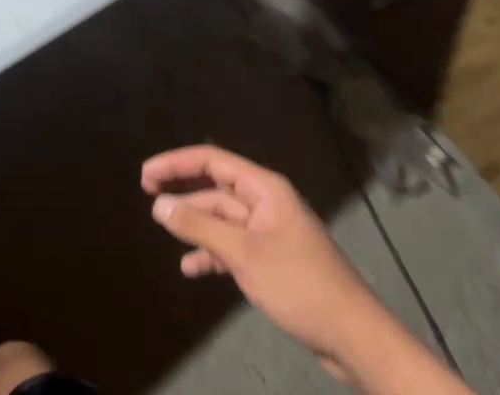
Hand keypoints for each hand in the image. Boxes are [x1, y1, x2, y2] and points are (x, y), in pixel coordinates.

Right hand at [141, 146, 383, 369]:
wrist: (355, 338)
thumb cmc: (299, 284)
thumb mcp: (242, 253)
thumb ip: (198, 225)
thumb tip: (158, 204)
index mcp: (265, 190)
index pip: (211, 161)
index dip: (175, 164)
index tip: (145, 176)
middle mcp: (267, 204)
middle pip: (215, 190)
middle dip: (183, 197)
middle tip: (149, 203)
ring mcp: (271, 233)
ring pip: (222, 220)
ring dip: (196, 228)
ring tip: (168, 237)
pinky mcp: (273, 260)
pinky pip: (233, 247)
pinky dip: (212, 254)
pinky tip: (192, 269)